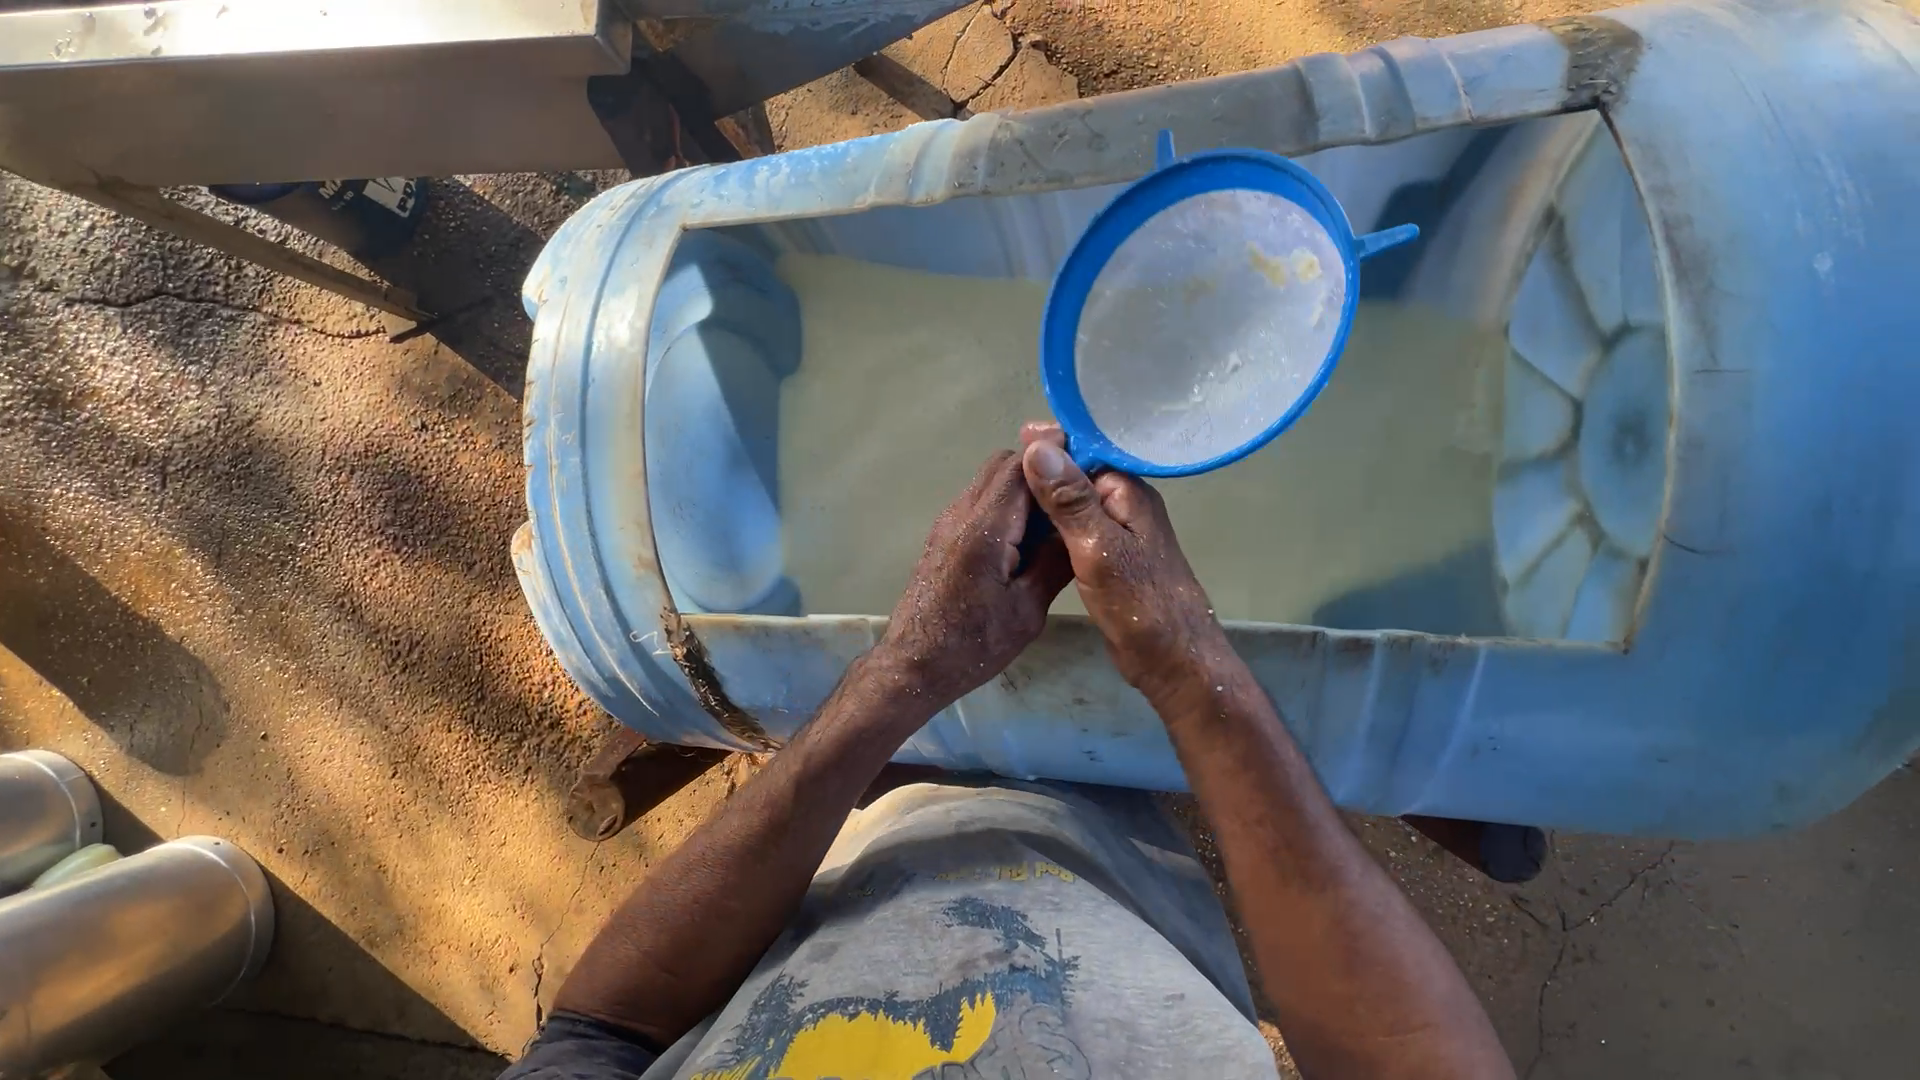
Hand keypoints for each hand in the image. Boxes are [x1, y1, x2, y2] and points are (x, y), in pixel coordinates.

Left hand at [877, 449, 1073, 708]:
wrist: (914, 665)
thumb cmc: (973, 645)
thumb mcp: (1028, 611)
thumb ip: (1054, 561)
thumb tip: (1080, 524)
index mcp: (984, 529)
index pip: (1023, 465)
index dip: (1059, 462)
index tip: (1088, 478)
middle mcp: (961, 514)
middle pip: (1004, 463)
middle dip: (1042, 474)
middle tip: (1072, 504)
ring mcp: (947, 522)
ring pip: (990, 481)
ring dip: (1023, 491)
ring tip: (1052, 526)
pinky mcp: (943, 535)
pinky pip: (980, 502)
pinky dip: (1006, 507)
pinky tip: (1024, 543)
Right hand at [1019, 423, 1227, 703]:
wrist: (1172, 662)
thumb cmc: (1140, 605)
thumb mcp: (1098, 548)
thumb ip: (1069, 500)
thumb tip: (1038, 447)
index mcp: (1129, 492)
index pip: (1088, 449)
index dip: (1054, 442)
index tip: (1017, 436)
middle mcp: (1125, 504)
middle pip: (1080, 471)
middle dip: (1047, 465)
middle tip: (1002, 468)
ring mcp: (1118, 531)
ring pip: (1076, 500)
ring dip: (1047, 495)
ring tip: (1007, 491)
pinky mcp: (1108, 556)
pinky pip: (1076, 526)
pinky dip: (1053, 522)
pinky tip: (1028, 526)